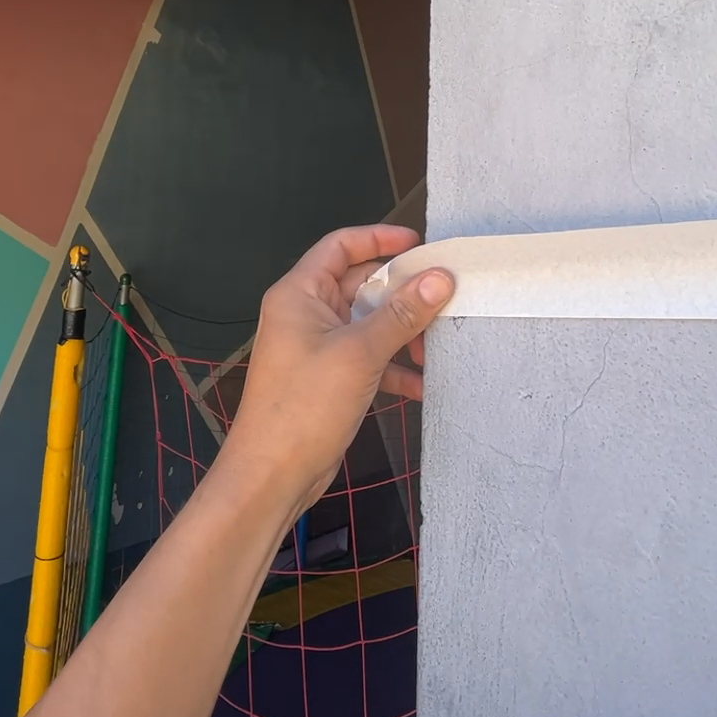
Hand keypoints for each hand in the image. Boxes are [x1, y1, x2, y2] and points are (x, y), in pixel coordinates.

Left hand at [222, 224, 454, 508]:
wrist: (271, 477)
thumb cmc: (305, 404)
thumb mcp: (359, 353)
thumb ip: (402, 314)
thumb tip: (441, 278)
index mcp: (301, 294)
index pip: (341, 246)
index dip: (379, 239)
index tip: (420, 244)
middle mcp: (308, 313)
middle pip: (362, 284)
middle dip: (403, 292)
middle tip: (445, 295)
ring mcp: (319, 347)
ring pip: (370, 322)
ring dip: (404, 332)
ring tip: (439, 345)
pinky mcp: (331, 378)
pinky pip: (370, 358)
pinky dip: (395, 367)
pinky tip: (423, 385)